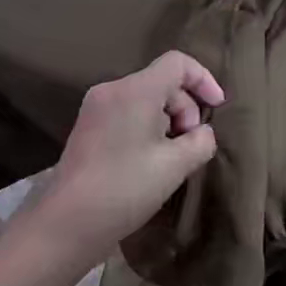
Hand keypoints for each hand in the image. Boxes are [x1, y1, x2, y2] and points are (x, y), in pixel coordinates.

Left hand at [30, 51, 225, 258]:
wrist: (68, 223)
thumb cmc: (126, 188)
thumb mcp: (176, 166)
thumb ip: (200, 141)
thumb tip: (201, 133)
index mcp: (135, 91)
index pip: (177, 63)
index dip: (204, 79)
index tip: (217, 108)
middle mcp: (112, 90)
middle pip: (162, 83)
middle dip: (186, 110)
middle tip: (189, 148)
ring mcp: (96, 109)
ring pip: (146, 101)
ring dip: (168, 124)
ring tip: (171, 160)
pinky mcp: (88, 129)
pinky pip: (128, 115)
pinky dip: (148, 130)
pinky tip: (150, 163)